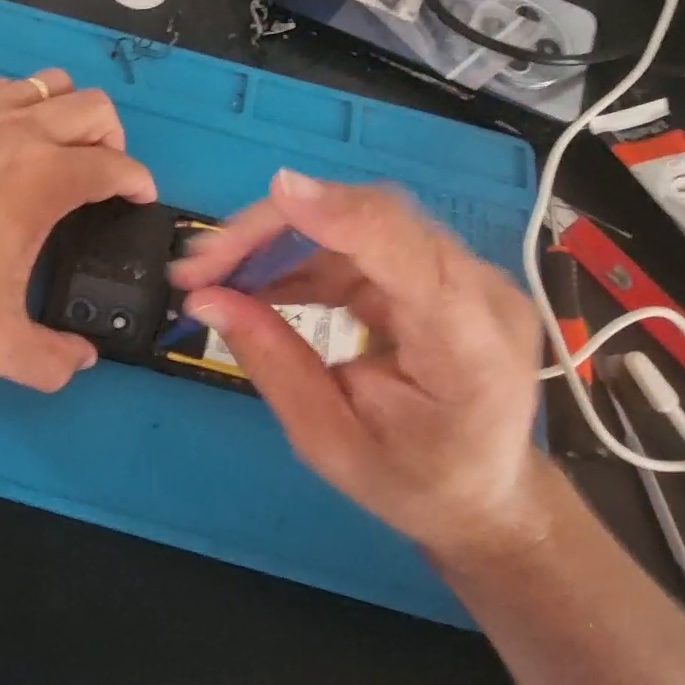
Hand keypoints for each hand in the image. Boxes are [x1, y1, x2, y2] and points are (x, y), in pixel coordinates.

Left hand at [0, 69, 155, 391]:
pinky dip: (25, 106)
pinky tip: (8, 141)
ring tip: (63, 150)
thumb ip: (51, 361)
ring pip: (50, 85)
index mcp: (46, 179)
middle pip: (95, 108)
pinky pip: (5, 88)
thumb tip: (82, 362)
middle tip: (106, 175)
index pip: (117, 165)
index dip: (139, 182)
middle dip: (114, 139)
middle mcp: (21, 133)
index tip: (139, 198)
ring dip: (70, 112)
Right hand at [169, 170, 548, 561]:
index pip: (409, 255)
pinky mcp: (435, 270)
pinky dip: (299, 254)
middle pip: (375, 221)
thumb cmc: (414, 481)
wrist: (484, 493)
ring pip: (358, 222)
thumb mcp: (329, 440)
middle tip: (200, 263)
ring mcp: (462, 274)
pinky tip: (257, 280)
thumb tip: (206, 298)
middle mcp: (478, 293)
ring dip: (277, 239)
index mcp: (467, 348)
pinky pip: (359, 241)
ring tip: (213, 271)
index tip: (276, 191)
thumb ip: (273, 362)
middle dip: (277, 228)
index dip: (341, 215)